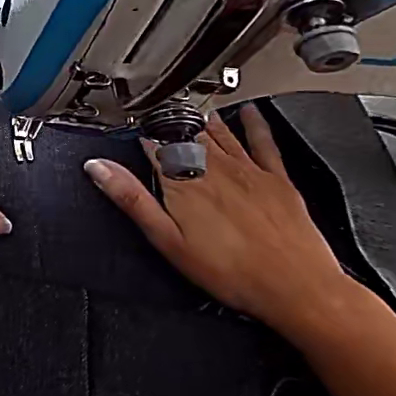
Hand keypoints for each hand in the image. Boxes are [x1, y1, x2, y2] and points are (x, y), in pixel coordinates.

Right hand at [86, 105, 347, 334]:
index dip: (145, 140)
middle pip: (187, 137)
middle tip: (163, 116)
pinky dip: (254, 123)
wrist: (295, 285)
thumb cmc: (232, 272)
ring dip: (203, 121)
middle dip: (172, 125)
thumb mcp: (168, 240)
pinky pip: (262, 141)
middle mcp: (214, 168)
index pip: (157, 150)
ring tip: (192, 110)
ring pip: (219, 134)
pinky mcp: (276, 178)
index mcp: (184, 183)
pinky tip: (250, 112)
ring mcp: (247, 170)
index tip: (138, 133)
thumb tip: (99, 168)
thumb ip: (132, 199)